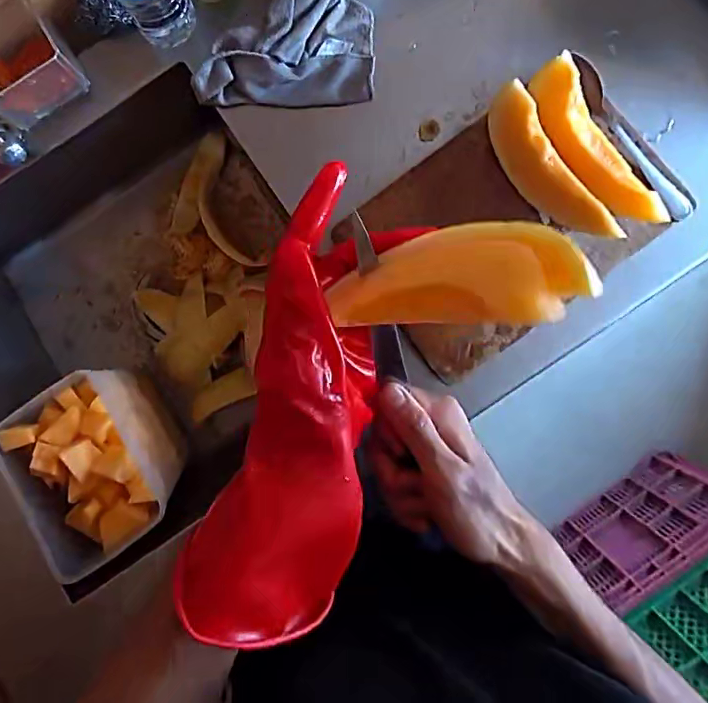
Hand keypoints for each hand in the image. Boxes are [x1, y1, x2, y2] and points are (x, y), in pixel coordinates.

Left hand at [172, 164, 431, 649]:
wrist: (290, 530)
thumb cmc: (300, 493)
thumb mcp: (315, 431)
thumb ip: (312, 362)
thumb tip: (303, 298)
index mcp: (293, 346)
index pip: (295, 263)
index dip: (313, 215)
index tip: (337, 178)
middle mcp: (297, 339)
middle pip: (322, 269)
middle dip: (361, 241)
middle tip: (414, 232)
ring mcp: (314, 352)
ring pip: (339, 290)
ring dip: (374, 267)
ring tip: (417, 252)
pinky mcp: (331, 369)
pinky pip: (352, 317)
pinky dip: (380, 297)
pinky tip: (405, 295)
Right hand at [369, 382, 540, 569]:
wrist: (502, 544)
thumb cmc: (477, 509)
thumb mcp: (442, 469)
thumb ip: (414, 428)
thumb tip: (387, 389)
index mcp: (438, 411)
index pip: (387, 398)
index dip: (385, 428)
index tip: (401, 455)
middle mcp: (431, 423)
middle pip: (382, 435)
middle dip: (391, 470)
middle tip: (417, 488)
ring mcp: (427, 448)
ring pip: (386, 463)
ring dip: (400, 492)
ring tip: (427, 505)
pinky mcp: (423, 471)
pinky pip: (395, 483)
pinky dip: (406, 503)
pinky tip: (427, 513)